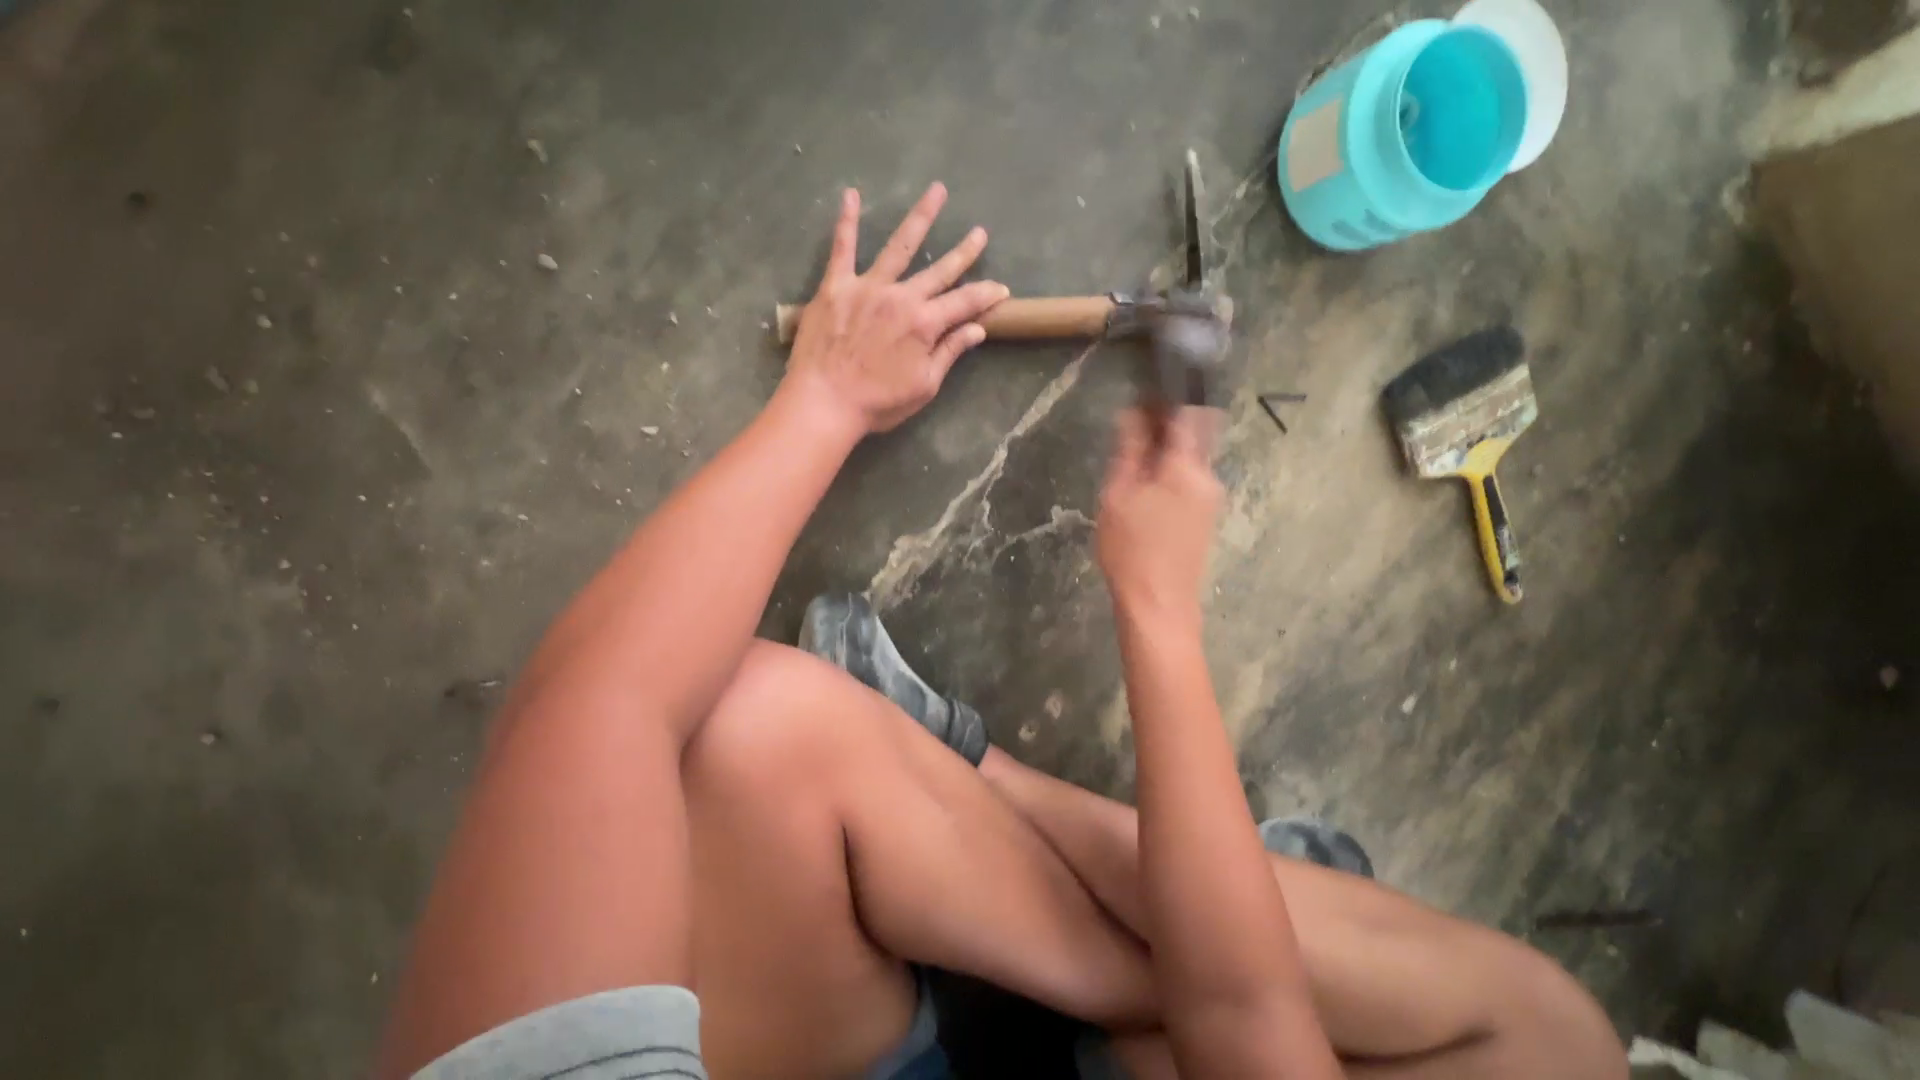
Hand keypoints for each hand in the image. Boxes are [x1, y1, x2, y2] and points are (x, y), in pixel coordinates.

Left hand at [784, 184, 1009, 433]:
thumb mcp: (923, 386)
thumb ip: (949, 353)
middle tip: (980, 232)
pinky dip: (847, 221)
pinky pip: (842, 248)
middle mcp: (902, 297)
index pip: (966, 303)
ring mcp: (868, 287)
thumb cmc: (877, 403)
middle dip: (964, 251)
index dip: (987, 295)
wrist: (824, 402)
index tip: (1003, 290)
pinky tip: (851, 195)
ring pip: (899, 247)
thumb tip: (976, 330)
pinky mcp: (835, 286)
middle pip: (940, 270)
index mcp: (926, 324)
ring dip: (921, 217)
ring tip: (936, 191)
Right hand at [1097, 407, 1224, 620]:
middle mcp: (1207, 475)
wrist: (1159, 604)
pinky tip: (1144, 484)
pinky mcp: (1206, 515)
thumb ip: (1129, 450)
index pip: (1186, 412)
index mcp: (1186, 466)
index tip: (1142, 392)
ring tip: (1131, 457)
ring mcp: (1211, 497)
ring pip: (1191, 456)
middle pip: (1194, 432)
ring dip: (1166, 448)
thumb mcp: (1118, 495)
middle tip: (1133, 426)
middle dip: (1167, 422)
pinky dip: (1170, 470)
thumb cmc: (1131, 549)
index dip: (1165, 396)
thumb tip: (1132, 413)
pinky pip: (1190, 477)